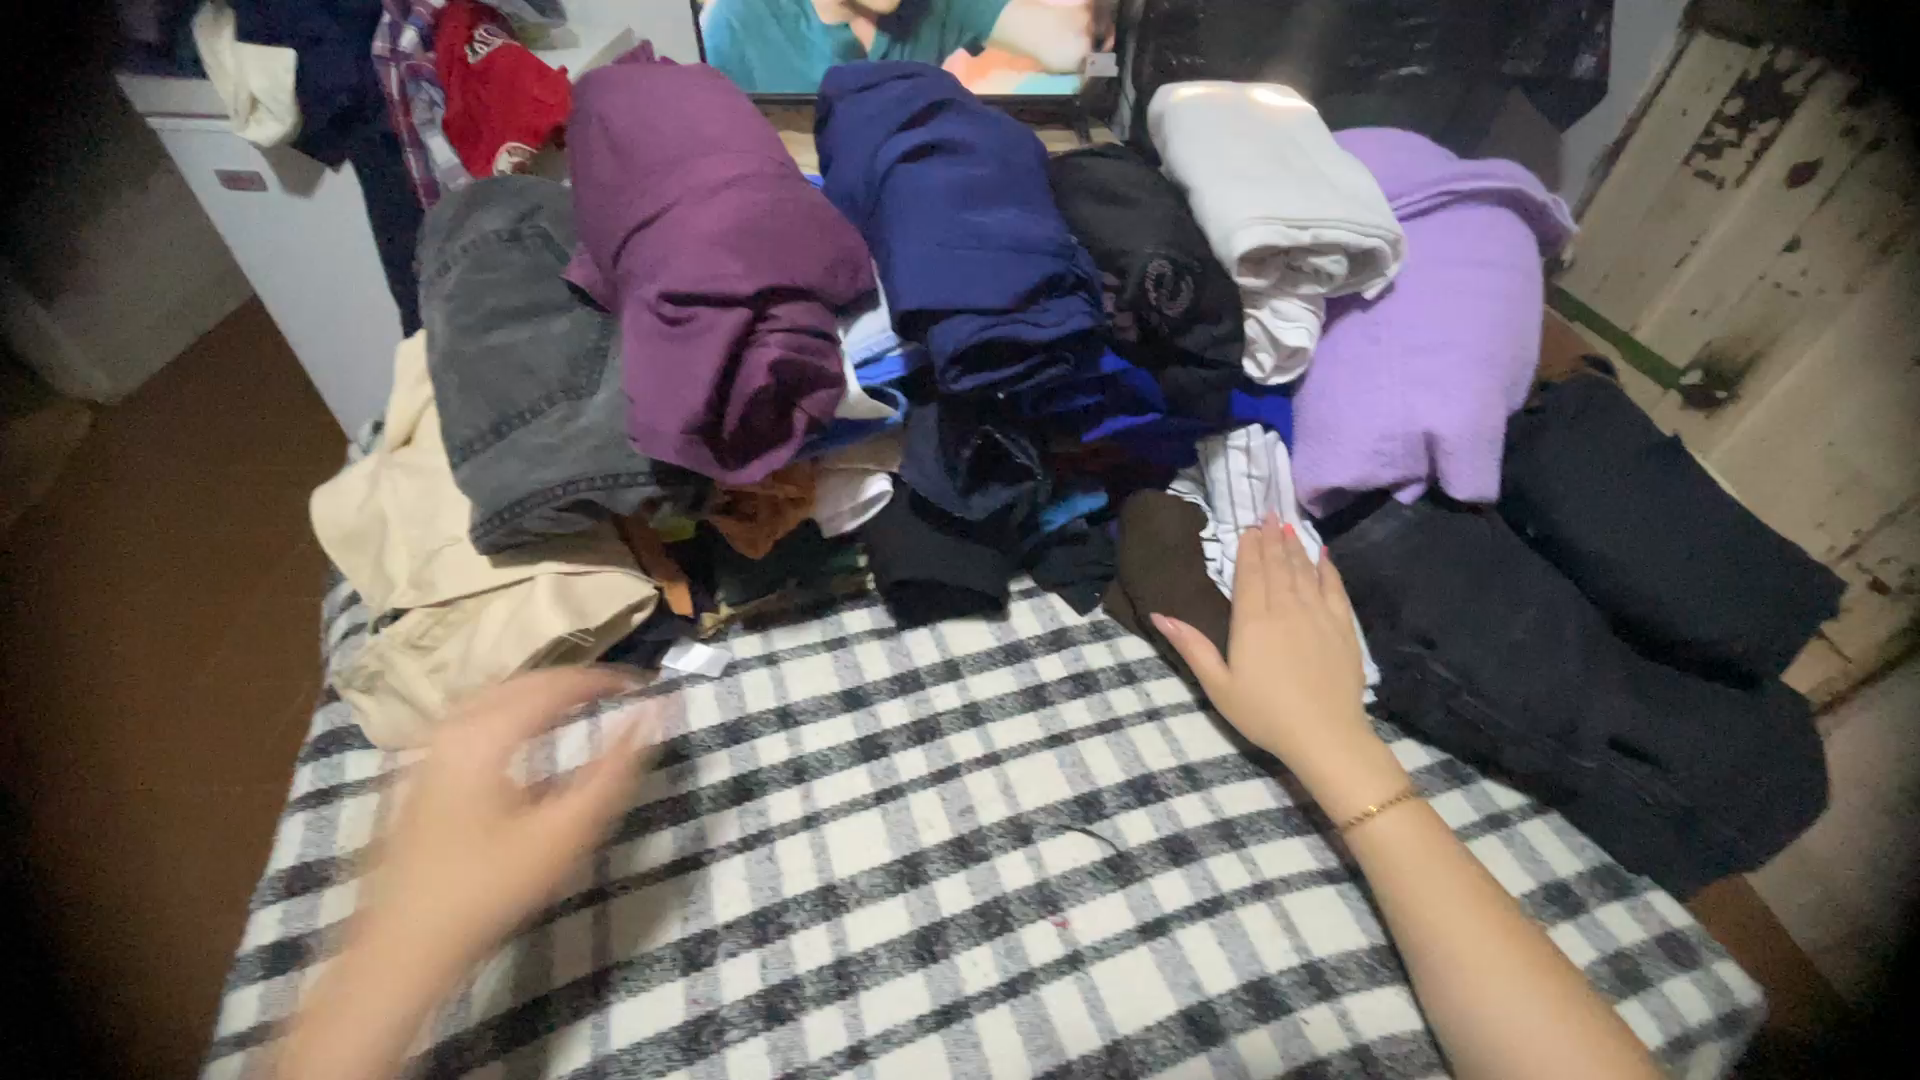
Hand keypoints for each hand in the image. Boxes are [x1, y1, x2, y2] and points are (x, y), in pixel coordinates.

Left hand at [360, 668, 661, 980]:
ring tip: (583, 703)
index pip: (555, 685)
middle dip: (574, 680)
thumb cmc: (491, 888)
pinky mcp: (419, 773)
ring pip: (495, 696)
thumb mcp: (566, 832)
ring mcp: (428, 751)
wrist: (402, 950)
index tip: (641, 686)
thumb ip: (615, 768)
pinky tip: (529, 730)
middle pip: (522, 682)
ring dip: (543, 692)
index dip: (602, 679)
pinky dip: (514, 709)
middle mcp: (451, 728)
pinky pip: (476, 717)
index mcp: (484, 735)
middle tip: (618, 690)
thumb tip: (653, 712)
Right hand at [1152, 516, 1407, 817]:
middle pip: (1276, 565)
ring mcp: (1317, 615)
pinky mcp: (1342, 627)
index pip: (1249, 574)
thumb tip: (1159, 614)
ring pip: (1303, 570)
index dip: (1248, 549)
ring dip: (1293, 546)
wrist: (1325, 735)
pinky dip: (1327, 567)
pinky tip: (1322, 553)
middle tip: (1267, 515)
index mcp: (1251, 621)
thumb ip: (1191, 646)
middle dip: (1270, 539)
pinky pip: (1334, 587)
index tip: (1247, 528)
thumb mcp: (1218, 685)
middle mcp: (1285, 609)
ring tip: (1286, 525)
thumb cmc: (1264, 713)